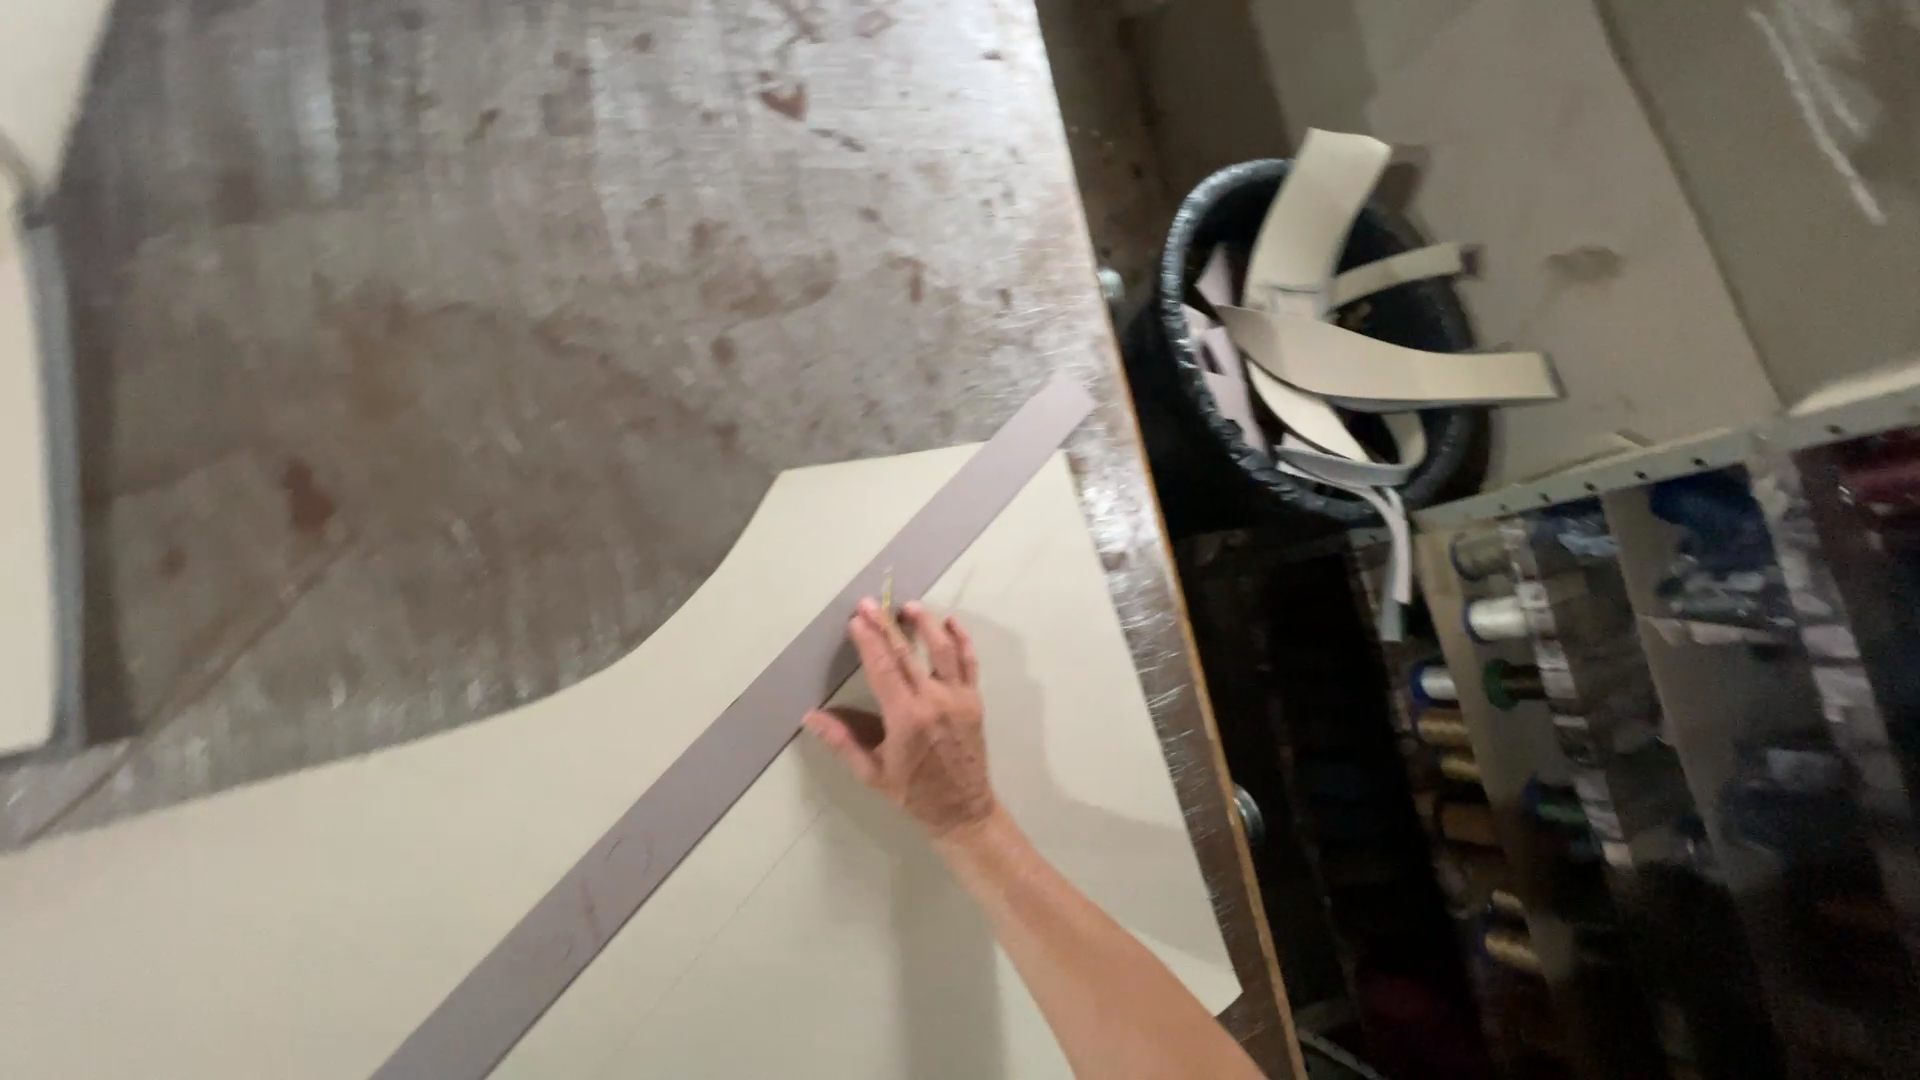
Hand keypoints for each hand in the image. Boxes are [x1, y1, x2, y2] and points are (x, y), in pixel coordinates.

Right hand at [802, 598, 997, 837]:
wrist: (963, 809)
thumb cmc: (914, 793)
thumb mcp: (872, 773)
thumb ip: (842, 742)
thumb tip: (811, 716)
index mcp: (907, 718)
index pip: (883, 668)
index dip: (869, 641)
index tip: (856, 620)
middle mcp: (934, 701)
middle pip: (907, 653)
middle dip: (886, 625)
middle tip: (870, 603)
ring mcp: (958, 698)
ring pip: (943, 650)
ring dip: (926, 624)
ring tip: (910, 606)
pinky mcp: (974, 700)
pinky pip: (970, 663)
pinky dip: (962, 640)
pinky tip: (951, 622)